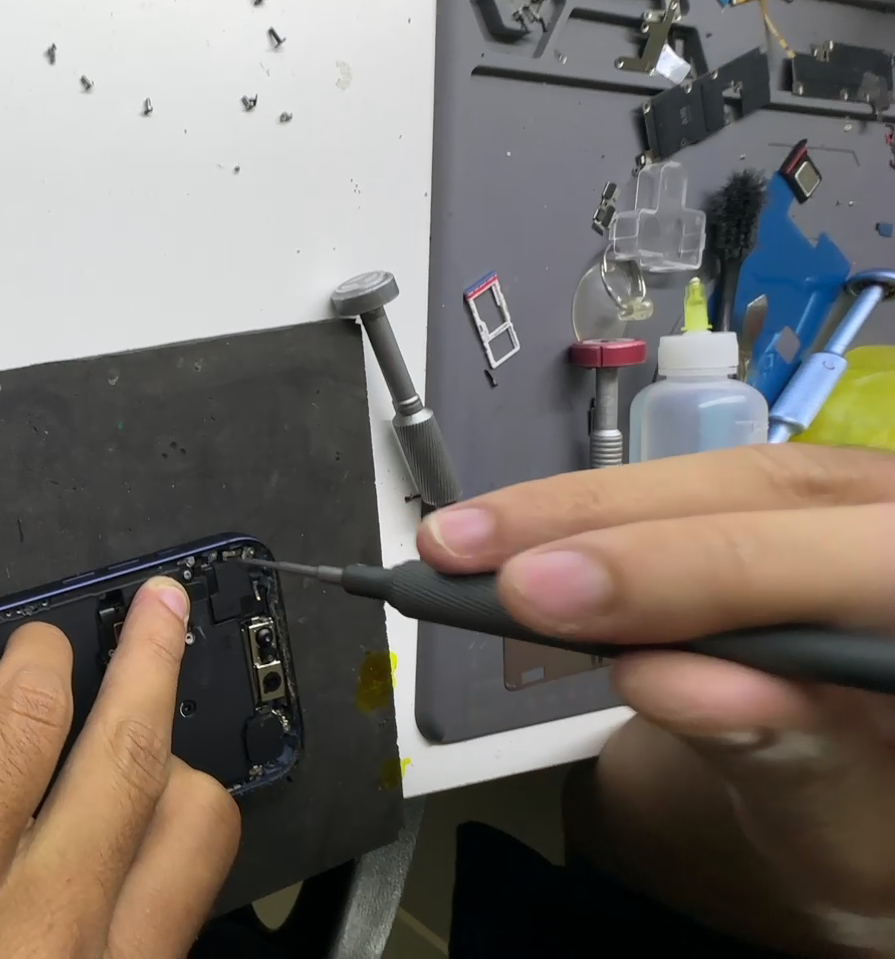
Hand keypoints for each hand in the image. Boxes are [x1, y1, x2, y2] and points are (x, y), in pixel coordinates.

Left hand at [0, 577, 239, 958]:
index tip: (164, 739)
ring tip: (38, 643)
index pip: (190, 830)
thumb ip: (90, 934)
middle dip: (149, 660)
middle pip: (124, 753)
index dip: (185, 766)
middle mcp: (38, 927)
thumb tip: (118, 834)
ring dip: (41, 653)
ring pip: (25, 712)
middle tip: (155, 611)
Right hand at [418, 445, 894, 957]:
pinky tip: (489, 533)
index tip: (550, 599)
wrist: (832, 799)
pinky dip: (553, 516)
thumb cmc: (854, 826)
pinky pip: (650, 493)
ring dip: (554, 511)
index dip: (707, 569)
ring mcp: (831, 512)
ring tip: (452, 542)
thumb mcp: (831, 824)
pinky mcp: (743, 510)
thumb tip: (668, 682)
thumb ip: (778, 754)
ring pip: (694, 479)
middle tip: (467, 558)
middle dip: (598, 522)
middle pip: (765, 495)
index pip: (869, 570)